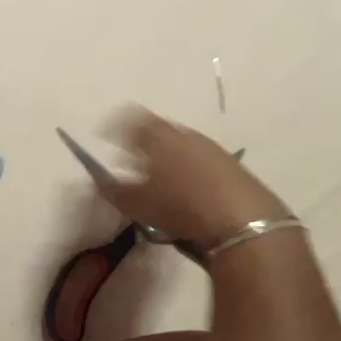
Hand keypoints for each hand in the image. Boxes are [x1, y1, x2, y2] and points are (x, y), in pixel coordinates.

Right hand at [102, 106, 290, 246]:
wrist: (242, 221)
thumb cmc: (179, 207)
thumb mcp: (136, 204)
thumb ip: (113, 190)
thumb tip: (97, 180)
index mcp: (157, 137)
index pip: (130, 119)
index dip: (114, 126)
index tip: (104, 136)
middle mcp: (184, 134)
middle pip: (157, 130)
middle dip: (141, 143)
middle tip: (130, 159)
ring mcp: (210, 147)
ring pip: (179, 144)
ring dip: (166, 156)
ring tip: (158, 178)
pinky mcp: (231, 164)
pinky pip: (199, 158)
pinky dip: (187, 167)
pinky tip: (186, 189)